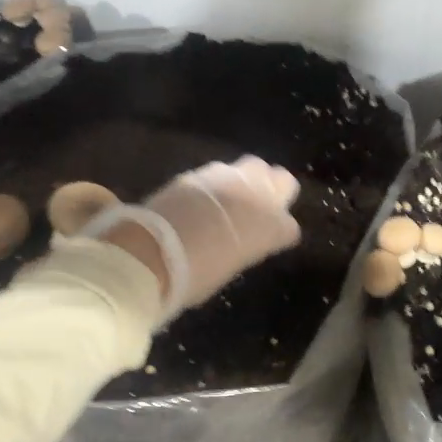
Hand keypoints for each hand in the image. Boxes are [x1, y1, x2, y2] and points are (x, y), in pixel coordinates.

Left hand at [85, 156, 301, 318]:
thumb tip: (243, 239)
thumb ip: (246, 244)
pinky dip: (218, 183)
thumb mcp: (231, 264)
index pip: (289, 226)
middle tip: (257, 210)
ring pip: (253, 167)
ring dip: (246, 181)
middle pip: (282, 180)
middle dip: (273, 191)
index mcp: (271, 226)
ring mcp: (229, 177)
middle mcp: (257, 194)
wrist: (151, 253)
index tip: (268, 241)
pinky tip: (204, 199)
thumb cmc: (195, 274)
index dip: (279, 232)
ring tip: (229, 200)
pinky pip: (220, 172)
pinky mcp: (200, 172)